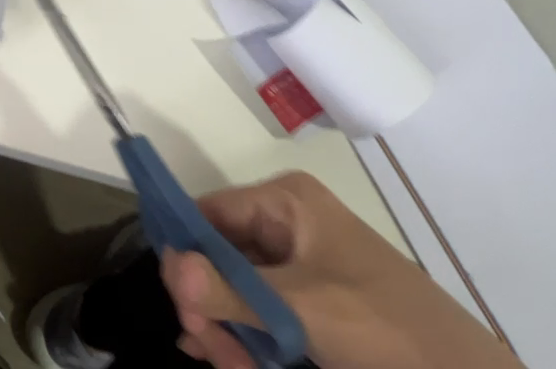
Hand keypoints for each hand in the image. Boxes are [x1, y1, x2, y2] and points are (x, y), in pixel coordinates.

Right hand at [159, 173, 520, 368]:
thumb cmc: (387, 330)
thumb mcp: (304, 311)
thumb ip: (231, 290)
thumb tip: (168, 266)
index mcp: (285, 202)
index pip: (205, 212)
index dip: (184, 254)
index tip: (179, 304)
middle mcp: (285, 222)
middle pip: (214, 255)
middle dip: (207, 303)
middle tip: (205, 347)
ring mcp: (297, 263)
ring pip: (231, 288)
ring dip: (222, 328)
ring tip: (228, 365)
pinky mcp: (308, 301)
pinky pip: (256, 310)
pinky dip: (243, 337)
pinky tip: (235, 363)